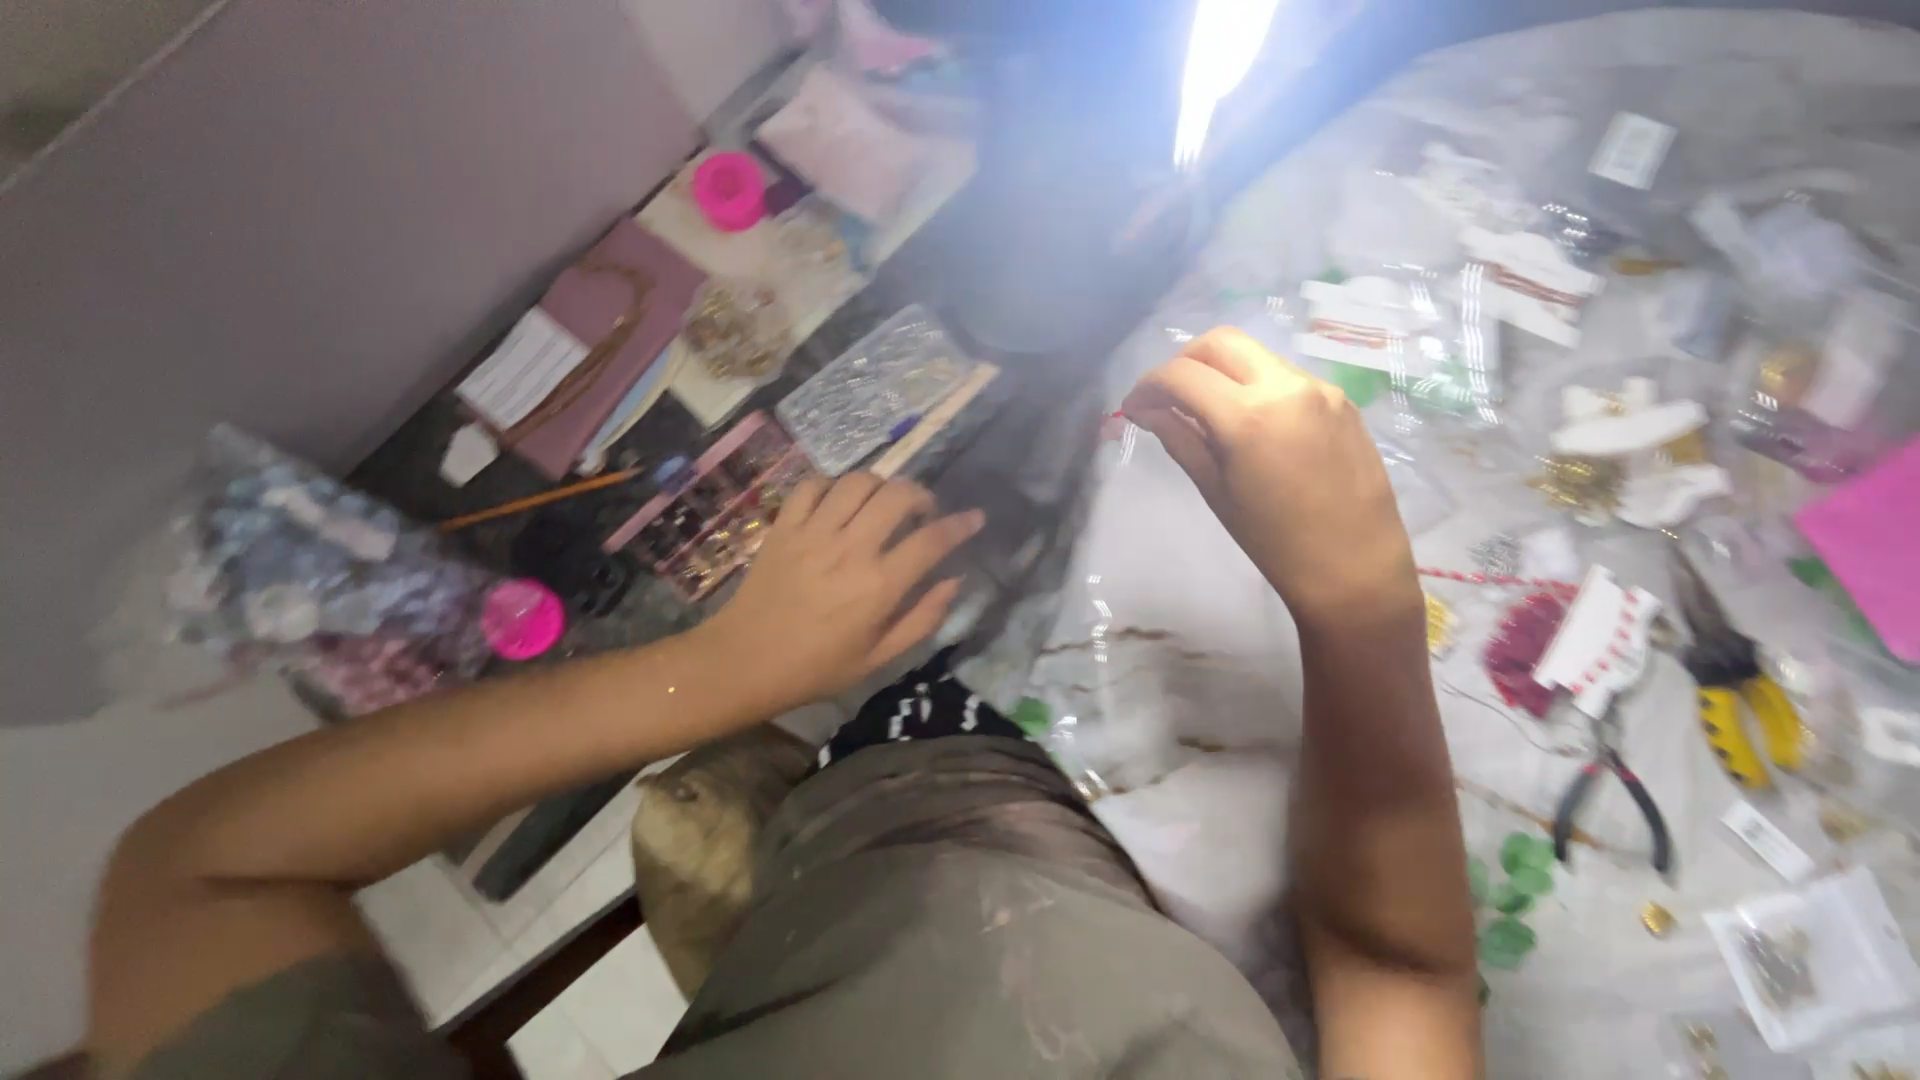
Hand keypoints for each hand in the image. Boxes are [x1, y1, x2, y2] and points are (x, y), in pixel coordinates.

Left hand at [701, 472, 981, 710]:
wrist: (745, 661)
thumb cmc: (817, 667)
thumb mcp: (879, 658)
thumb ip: (921, 619)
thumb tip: (953, 582)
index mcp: (878, 586)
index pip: (931, 540)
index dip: (960, 525)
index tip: (975, 518)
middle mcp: (851, 549)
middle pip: (899, 496)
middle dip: (921, 496)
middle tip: (923, 513)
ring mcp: (814, 532)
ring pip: (859, 482)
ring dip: (881, 486)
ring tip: (882, 504)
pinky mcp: (785, 526)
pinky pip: (813, 484)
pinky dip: (833, 485)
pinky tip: (839, 503)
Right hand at [1120, 328, 1419, 628]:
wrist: (1355, 565)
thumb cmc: (1275, 541)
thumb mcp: (1216, 490)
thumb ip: (1180, 438)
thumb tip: (1146, 411)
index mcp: (1248, 417)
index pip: (1181, 374)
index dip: (1147, 385)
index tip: (1133, 407)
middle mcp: (1286, 386)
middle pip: (1220, 342)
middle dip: (1183, 361)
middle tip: (1167, 397)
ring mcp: (1319, 387)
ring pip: (1255, 354)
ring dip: (1220, 370)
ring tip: (1206, 412)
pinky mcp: (1340, 398)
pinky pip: (1283, 374)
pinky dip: (1253, 384)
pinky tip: (1248, 423)